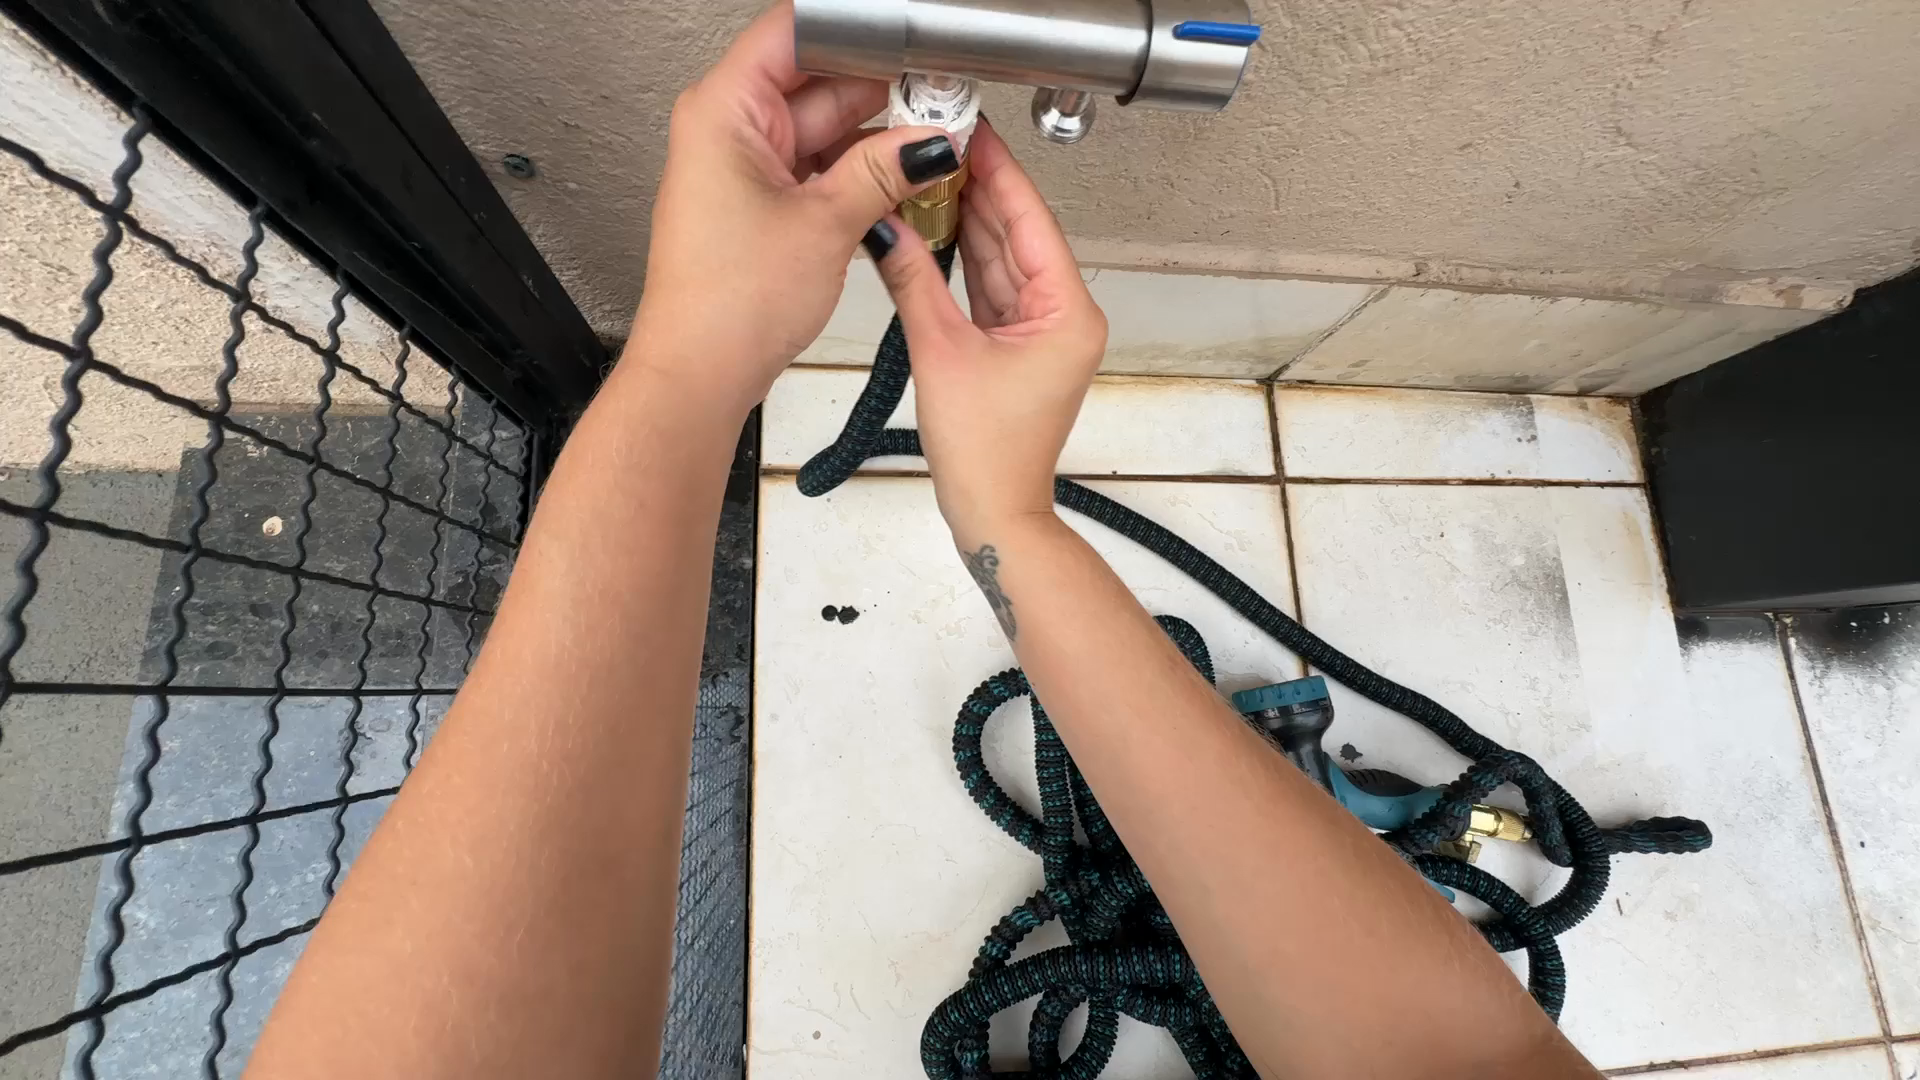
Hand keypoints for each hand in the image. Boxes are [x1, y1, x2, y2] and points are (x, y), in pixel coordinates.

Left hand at [624, 0, 956, 414]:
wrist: (704, 371)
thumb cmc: (730, 303)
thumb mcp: (824, 224)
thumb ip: (881, 172)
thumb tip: (927, 144)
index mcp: (726, 110)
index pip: (796, 34)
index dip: (858, 37)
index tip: (910, 51)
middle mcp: (729, 135)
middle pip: (815, 87)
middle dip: (879, 97)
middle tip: (935, 112)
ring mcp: (745, 175)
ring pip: (820, 137)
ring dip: (870, 147)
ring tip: (922, 156)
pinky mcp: (760, 213)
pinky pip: (814, 178)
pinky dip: (852, 182)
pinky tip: (892, 189)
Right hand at [869, 119, 1107, 539]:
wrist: (993, 511)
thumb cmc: (985, 451)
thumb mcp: (941, 353)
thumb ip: (914, 281)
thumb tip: (885, 226)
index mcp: (1067, 312)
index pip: (1031, 221)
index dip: (998, 172)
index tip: (968, 130)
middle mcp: (1064, 317)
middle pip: (1018, 238)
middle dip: (977, 194)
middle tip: (936, 146)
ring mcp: (1042, 334)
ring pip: (1002, 264)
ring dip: (967, 227)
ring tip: (928, 179)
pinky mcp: (1018, 349)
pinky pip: (993, 293)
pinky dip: (965, 268)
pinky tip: (936, 233)